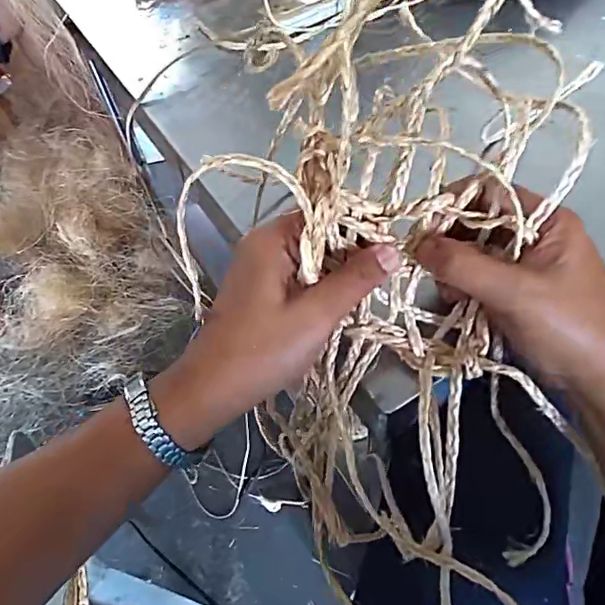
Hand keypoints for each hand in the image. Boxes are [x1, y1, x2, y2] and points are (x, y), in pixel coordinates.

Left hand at [150, 213, 402, 449]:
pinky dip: (322, 288)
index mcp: (272, 239)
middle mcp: (265, 244)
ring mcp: (261, 267)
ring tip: (364, 296)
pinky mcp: (262, 289)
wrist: (211, 390)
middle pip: (321, 234)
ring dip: (339, 274)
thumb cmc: (262, 351)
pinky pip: (301, 276)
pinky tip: (338, 307)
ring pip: (314, 257)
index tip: (391, 253)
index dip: (361, 229)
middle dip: (352, 255)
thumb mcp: (316, 316)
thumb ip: (355, 280)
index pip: (326, 215)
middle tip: (383, 280)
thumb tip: (393, 249)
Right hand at [415, 183, 604, 397]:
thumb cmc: (569, 327)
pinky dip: (464, 288)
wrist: (604, 384)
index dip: (453, 204)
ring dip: (455, 270)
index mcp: (546, 220)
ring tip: (451, 295)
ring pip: (474, 253)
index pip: (489, 192)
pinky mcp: (517, 293)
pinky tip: (459, 305)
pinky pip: (480, 279)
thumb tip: (415, 244)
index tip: (424, 231)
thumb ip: (463, 265)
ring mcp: (526, 266)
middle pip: (478, 222)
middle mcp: (535, 235)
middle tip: (432, 270)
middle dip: (450, 243)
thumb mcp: (514, 292)